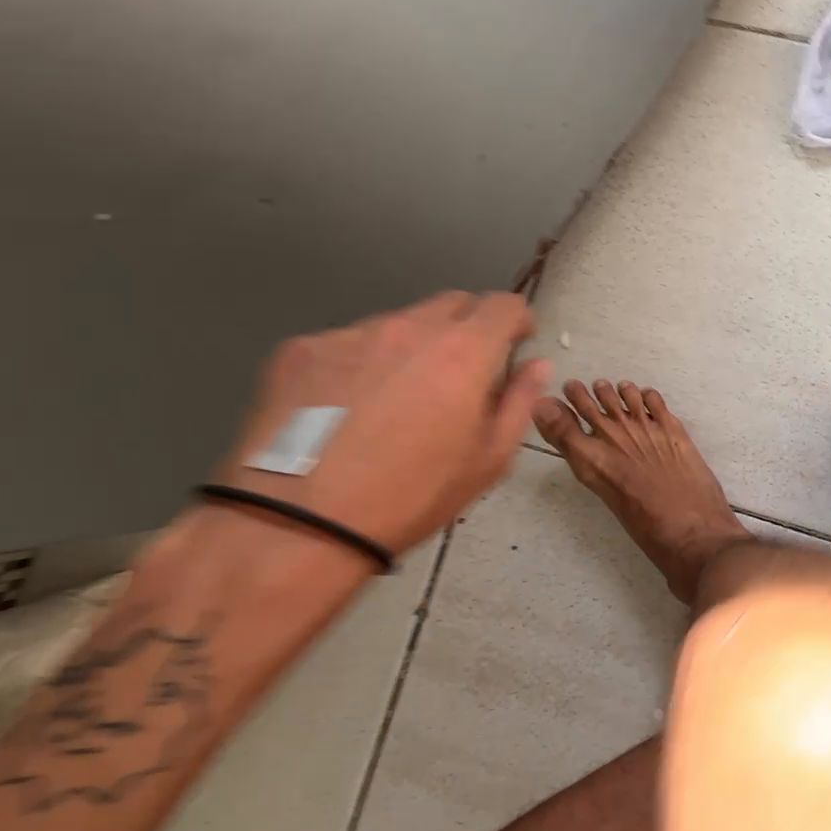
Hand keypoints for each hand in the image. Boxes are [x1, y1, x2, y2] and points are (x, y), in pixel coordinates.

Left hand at [221, 291, 551, 554]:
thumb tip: (535, 366)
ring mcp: (350, 335)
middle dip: (467, 328)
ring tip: (395, 397)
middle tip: (459, 373)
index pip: (503, 304)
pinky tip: (345, 407)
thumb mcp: (488, 460)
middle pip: (452, 304)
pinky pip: (347, 344)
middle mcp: (409, 328)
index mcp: (463, 351)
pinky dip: (360, 364)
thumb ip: (519, 402)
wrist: (295, 526)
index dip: (516, 322)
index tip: (512, 346)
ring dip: (411, 347)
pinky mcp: (299, 351)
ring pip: (398, 324)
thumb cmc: (410, 496)